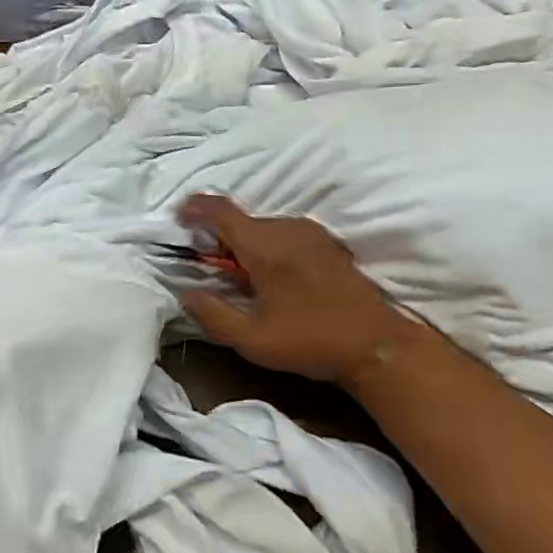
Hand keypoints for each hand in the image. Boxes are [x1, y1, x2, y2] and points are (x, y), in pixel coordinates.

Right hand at [177, 195, 423, 388]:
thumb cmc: (309, 341)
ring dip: (247, 246)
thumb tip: (185, 293)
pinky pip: (285, 234)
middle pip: (242, 221)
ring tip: (244, 282)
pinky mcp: (327, 242)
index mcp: (266, 245)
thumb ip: (212, 314)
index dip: (195, 208)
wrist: (374, 343)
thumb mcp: (251, 339)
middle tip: (212, 271)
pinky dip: (269, 248)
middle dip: (220, 239)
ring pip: (264, 228)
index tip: (179, 218)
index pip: (221, 211)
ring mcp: (311, 232)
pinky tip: (275, 280)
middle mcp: (288, 228)